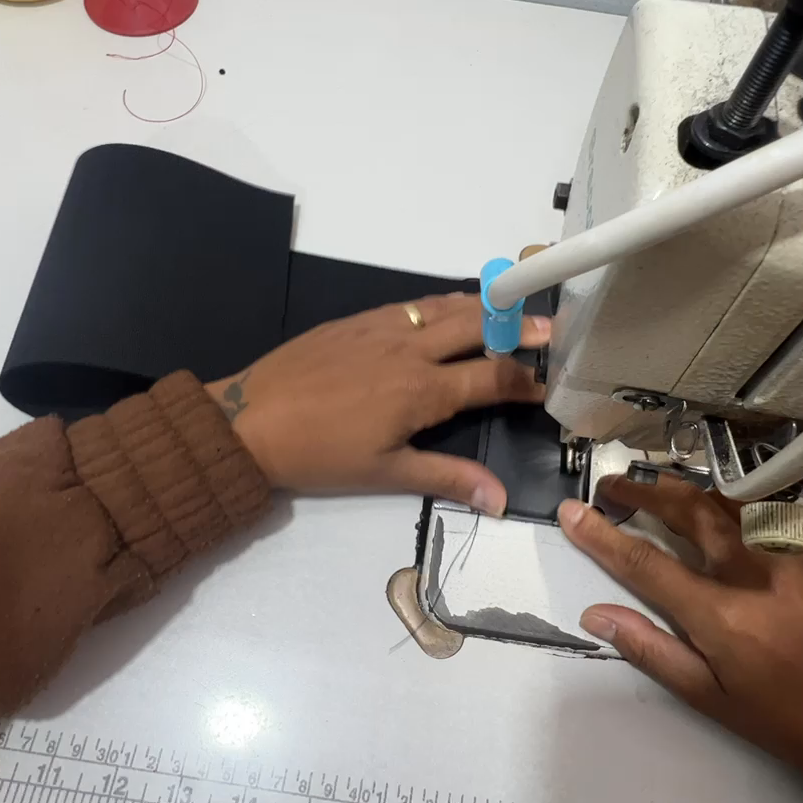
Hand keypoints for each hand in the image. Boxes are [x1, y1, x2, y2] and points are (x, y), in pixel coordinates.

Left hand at [207, 294, 548, 512]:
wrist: (250, 419)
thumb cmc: (320, 454)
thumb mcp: (385, 473)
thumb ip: (447, 478)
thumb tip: (502, 500)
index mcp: (423, 390)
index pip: (492, 378)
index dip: (527, 382)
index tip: (549, 385)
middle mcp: (411, 348)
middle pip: (479, 327)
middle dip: (519, 327)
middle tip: (551, 328)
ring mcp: (384, 327)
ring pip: (446, 306)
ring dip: (484, 306)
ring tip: (512, 307)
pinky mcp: (358, 318)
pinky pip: (414, 302)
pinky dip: (443, 302)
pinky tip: (448, 308)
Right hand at [559, 475, 802, 793]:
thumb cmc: (787, 721)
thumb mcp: (711, 699)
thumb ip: (651, 650)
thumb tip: (596, 614)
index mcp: (724, 617)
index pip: (646, 563)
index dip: (601, 534)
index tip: (572, 510)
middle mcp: (756, 572)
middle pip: (687, 511)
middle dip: (642, 492)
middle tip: (613, 485)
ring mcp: (793, 554)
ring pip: (726, 500)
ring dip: (684, 487)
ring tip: (655, 484)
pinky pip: (764, 512)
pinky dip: (729, 501)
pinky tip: (714, 503)